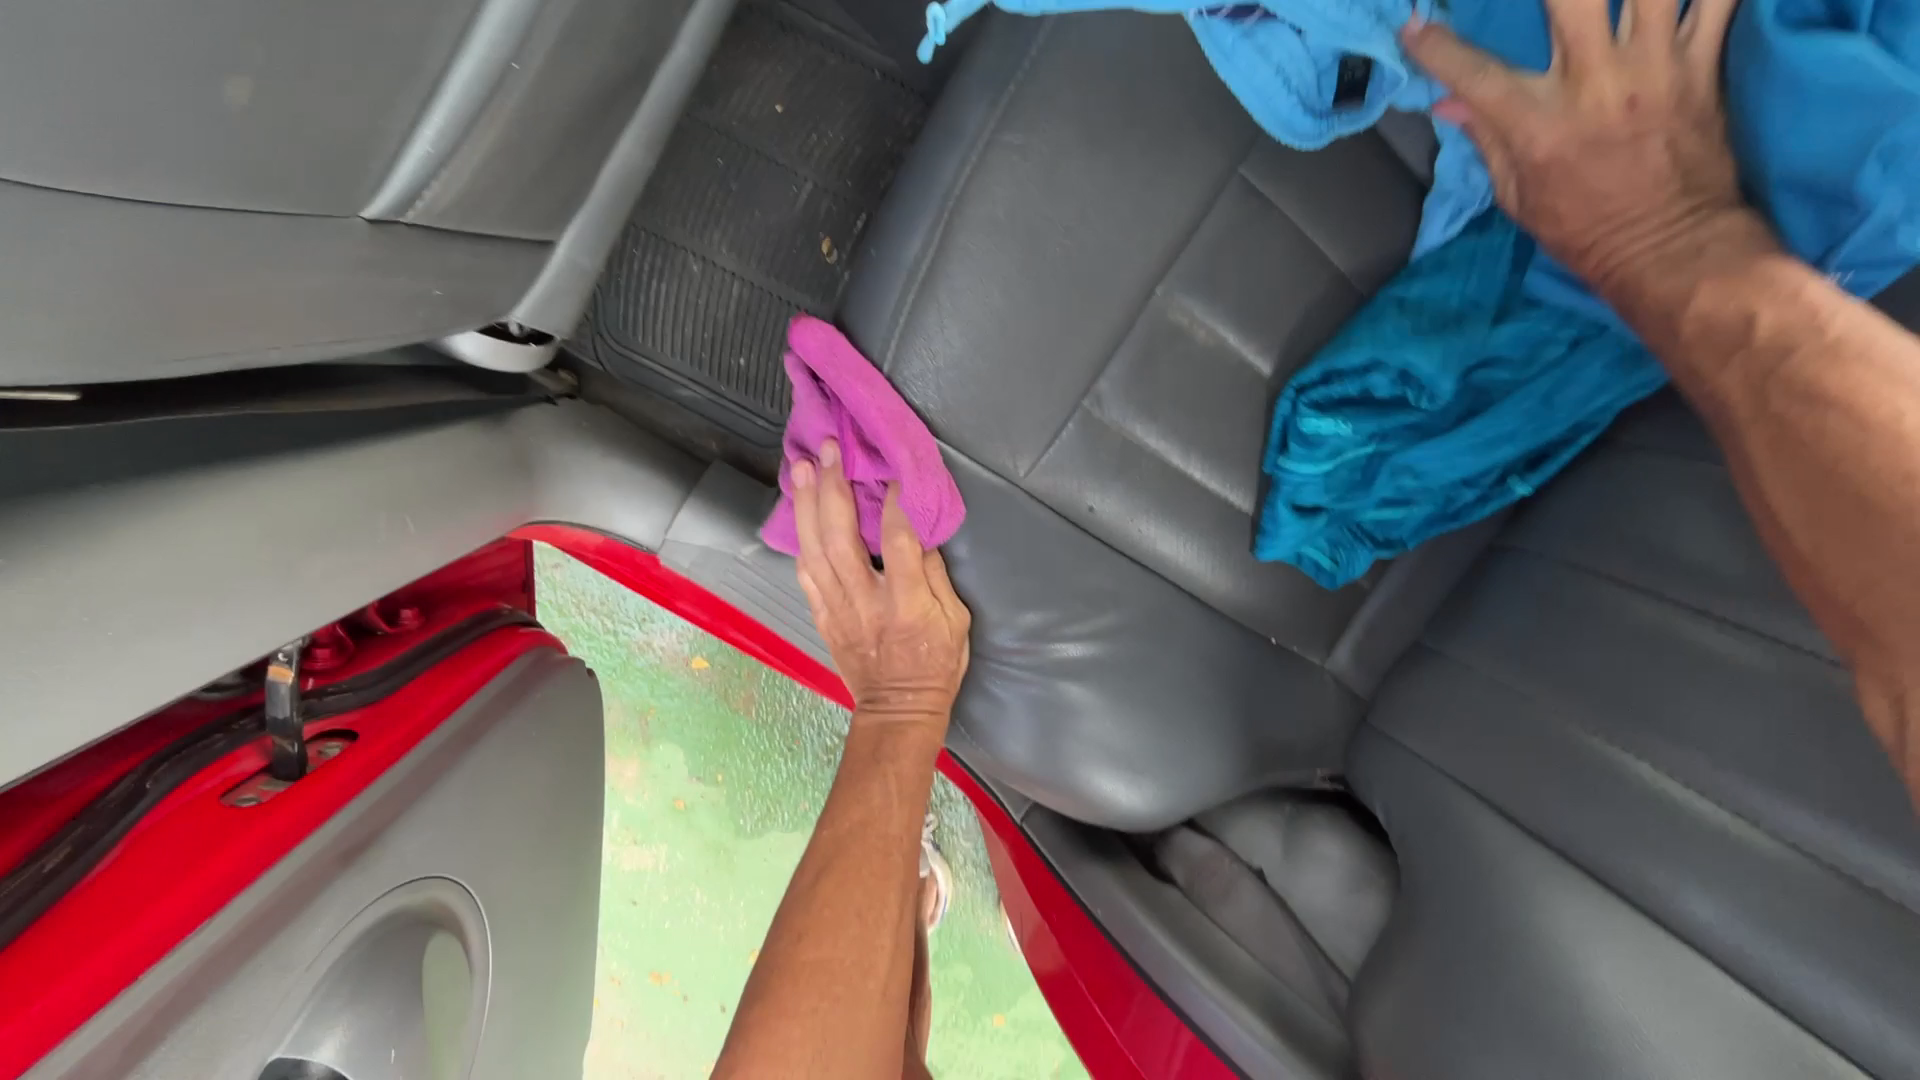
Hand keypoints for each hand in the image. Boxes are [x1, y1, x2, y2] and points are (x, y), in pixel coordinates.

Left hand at [791, 439, 970, 735]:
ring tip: (803, 468)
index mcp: (906, 602)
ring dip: (807, 506)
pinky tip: (798, 512)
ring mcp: (838, 609)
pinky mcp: (822, 617)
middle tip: (827, 450)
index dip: (892, 502)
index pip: (897, 540)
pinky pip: (805, 574)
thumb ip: (935, 575)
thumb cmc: (937, 664)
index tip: (890, 472)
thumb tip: (920, 532)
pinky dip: (800, 539)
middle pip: (841, 537)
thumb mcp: (956, 620)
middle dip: (833, 488)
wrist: (898, 709)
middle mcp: (866, 600)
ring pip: (814, 550)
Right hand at [1403, 0, 1772, 295]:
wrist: (1665, 242)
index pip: (1475, 76)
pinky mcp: (1704, 60)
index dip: (1439, 48)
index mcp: (1538, 126)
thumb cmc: (1580, 226)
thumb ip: (1487, 137)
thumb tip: (1449, 103)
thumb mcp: (1515, 193)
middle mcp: (1594, 84)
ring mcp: (1655, 65)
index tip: (1414, 26)